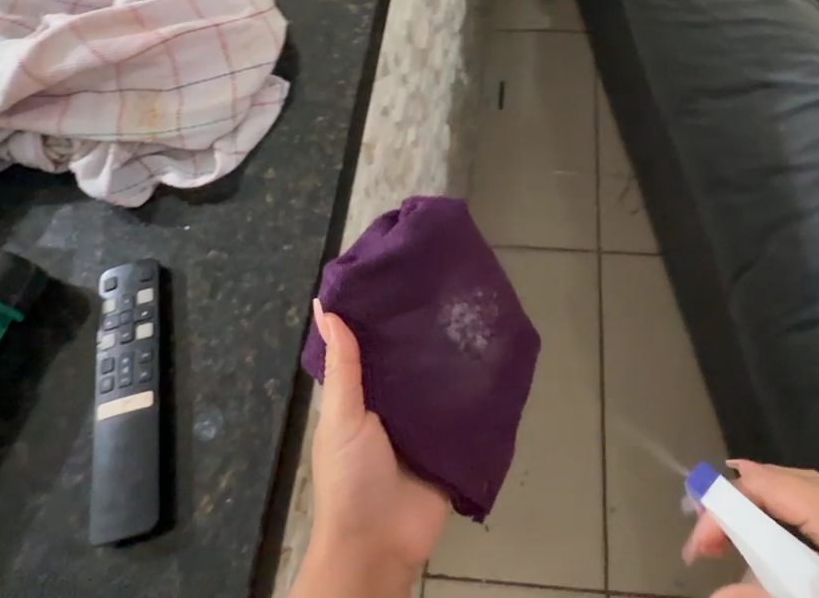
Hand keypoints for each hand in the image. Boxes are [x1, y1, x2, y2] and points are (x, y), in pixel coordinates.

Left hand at [290, 300, 449, 597]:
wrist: (381, 545)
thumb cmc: (351, 479)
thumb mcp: (341, 418)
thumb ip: (342, 367)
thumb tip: (324, 307)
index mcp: (362, 395)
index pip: (371, 345)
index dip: (380, 314)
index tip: (398, 272)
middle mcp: (393, 403)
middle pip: (409, 359)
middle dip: (423, 330)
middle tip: (447, 285)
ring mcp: (423, 424)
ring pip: (439, 380)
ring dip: (452, 356)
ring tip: (476, 311)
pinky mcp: (450, 443)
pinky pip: (464, 411)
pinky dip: (476, 390)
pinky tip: (495, 358)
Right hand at [683, 460, 818, 597]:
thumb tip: (714, 595)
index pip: (764, 487)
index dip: (722, 510)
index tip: (697, 549)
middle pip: (777, 482)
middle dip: (735, 510)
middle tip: (703, 545)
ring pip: (794, 489)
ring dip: (757, 512)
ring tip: (724, 538)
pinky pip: (815, 502)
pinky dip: (784, 516)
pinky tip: (766, 534)